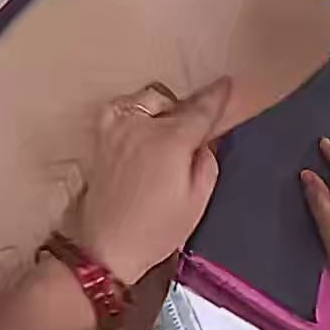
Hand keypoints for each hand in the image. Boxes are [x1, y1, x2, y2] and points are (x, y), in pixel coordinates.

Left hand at [74, 77, 232, 283]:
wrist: (106, 245)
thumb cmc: (156, 230)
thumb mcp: (196, 201)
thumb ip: (206, 161)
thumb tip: (205, 140)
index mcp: (170, 140)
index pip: (201, 109)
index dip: (216, 96)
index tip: (227, 83)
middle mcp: (142, 125)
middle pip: (175, 102)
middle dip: (190, 109)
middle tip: (197, 128)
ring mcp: (118, 126)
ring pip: (148, 98)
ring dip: (164, 106)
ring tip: (170, 128)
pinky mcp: (102, 135)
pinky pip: (123, 107)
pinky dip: (135, 109)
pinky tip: (142, 127)